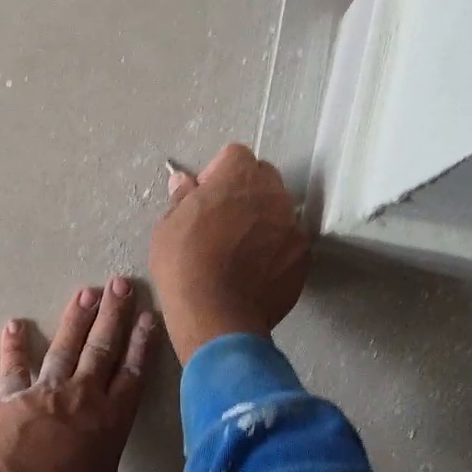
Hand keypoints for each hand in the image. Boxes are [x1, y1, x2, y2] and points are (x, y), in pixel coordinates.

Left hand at [0, 278, 157, 471]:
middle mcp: (84, 399)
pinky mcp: (12, 398)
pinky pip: (14, 367)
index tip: (150, 315)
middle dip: (114, 314)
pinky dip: (14, 346)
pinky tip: (14, 325)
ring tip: (86, 292)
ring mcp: (47, 394)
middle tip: (121, 283)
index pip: (134, 374)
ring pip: (67, 348)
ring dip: (77, 318)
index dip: (143, 343)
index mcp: (112, 423)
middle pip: (104, 348)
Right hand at [148, 144, 309, 362]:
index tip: (205, 197)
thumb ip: (182, 198)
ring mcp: (294, 226)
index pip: (235, 156)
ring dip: (263, 224)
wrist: (216, 315)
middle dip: (247, 194)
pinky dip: (276, 253)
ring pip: (279, 214)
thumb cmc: (183, 265)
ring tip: (241, 254)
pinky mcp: (304, 258)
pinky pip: (289, 246)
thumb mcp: (168, 227)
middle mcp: (275, 193)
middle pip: (263, 180)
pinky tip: (255, 274)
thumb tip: (183, 181)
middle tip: (224, 224)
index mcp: (240, 175)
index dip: (218, 174)